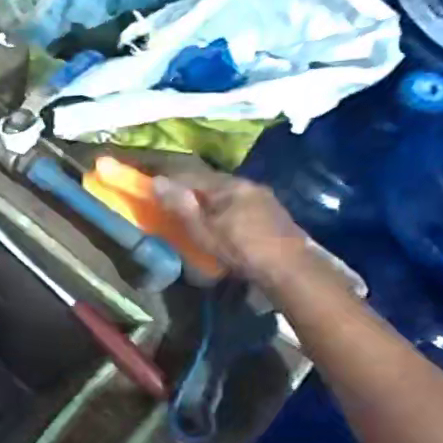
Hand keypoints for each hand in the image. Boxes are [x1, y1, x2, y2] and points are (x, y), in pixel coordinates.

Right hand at [153, 169, 314, 291]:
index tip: (152, 189)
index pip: (190, 175)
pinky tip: (224, 221)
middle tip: (173, 203)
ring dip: (210, 198)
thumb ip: (180, 205)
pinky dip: (226, 207)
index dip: (169, 181)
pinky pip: (241, 201)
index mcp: (227, 184)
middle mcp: (247, 183)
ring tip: (197, 213)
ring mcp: (263, 196)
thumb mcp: (202, 230)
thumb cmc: (240, 249)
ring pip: (227, 191)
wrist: (290, 268)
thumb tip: (157, 181)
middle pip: (210, 181)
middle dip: (190, 189)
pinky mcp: (273, 210)